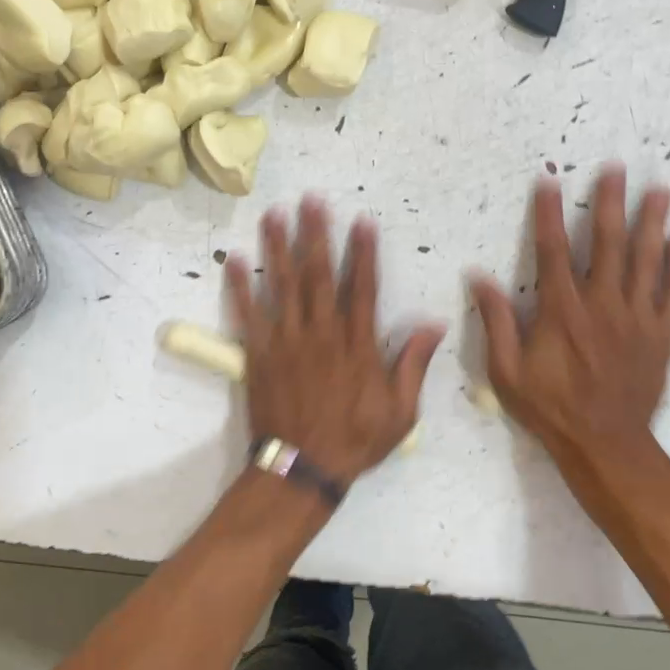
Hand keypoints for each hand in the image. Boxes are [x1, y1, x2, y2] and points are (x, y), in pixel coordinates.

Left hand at [227, 198, 446, 487]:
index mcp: (357, 345)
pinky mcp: (260, 355)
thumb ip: (414, 364)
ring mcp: (287, 342)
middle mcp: (321, 334)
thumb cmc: (355, 442)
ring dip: (278, 248)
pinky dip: (239, 287)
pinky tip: (234, 259)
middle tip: (311, 200)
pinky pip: (248, 316)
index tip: (362, 221)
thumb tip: (435, 324)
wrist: (302, 469)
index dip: (363, 253)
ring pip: (283, 286)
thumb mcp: (401, 412)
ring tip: (274, 214)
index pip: (362, 288)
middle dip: (316, 234)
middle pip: (319, 275)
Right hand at [471, 166, 669, 462]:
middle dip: (610, 202)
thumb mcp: (506, 372)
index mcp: (562, 312)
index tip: (548, 182)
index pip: (553, 252)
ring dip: (652, 222)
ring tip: (659, 189)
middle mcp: (602, 305)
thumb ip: (496, 323)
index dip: (548, 214)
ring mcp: (636, 318)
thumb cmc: (550, 408)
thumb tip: (480, 278)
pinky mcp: (661, 334)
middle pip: (609, 243)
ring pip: (647, 260)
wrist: (605, 444)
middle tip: (616, 168)